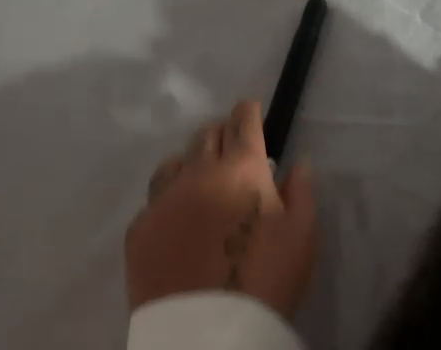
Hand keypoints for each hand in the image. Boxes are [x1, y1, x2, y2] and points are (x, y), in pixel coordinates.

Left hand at [124, 101, 317, 318]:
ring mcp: (163, 201)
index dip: (248, 113)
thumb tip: (297, 163)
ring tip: (200, 186)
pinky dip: (167, 203)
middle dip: (221, 136)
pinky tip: (177, 224)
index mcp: (242, 167)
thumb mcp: (302, 235)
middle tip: (232, 155)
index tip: (251, 115)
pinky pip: (152, 202)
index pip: (242, 120)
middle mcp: (199, 173)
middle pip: (206, 134)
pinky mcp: (138, 232)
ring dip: (190, 165)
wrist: (209, 335)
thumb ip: (301, 191)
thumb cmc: (266, 279)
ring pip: (173, 162)